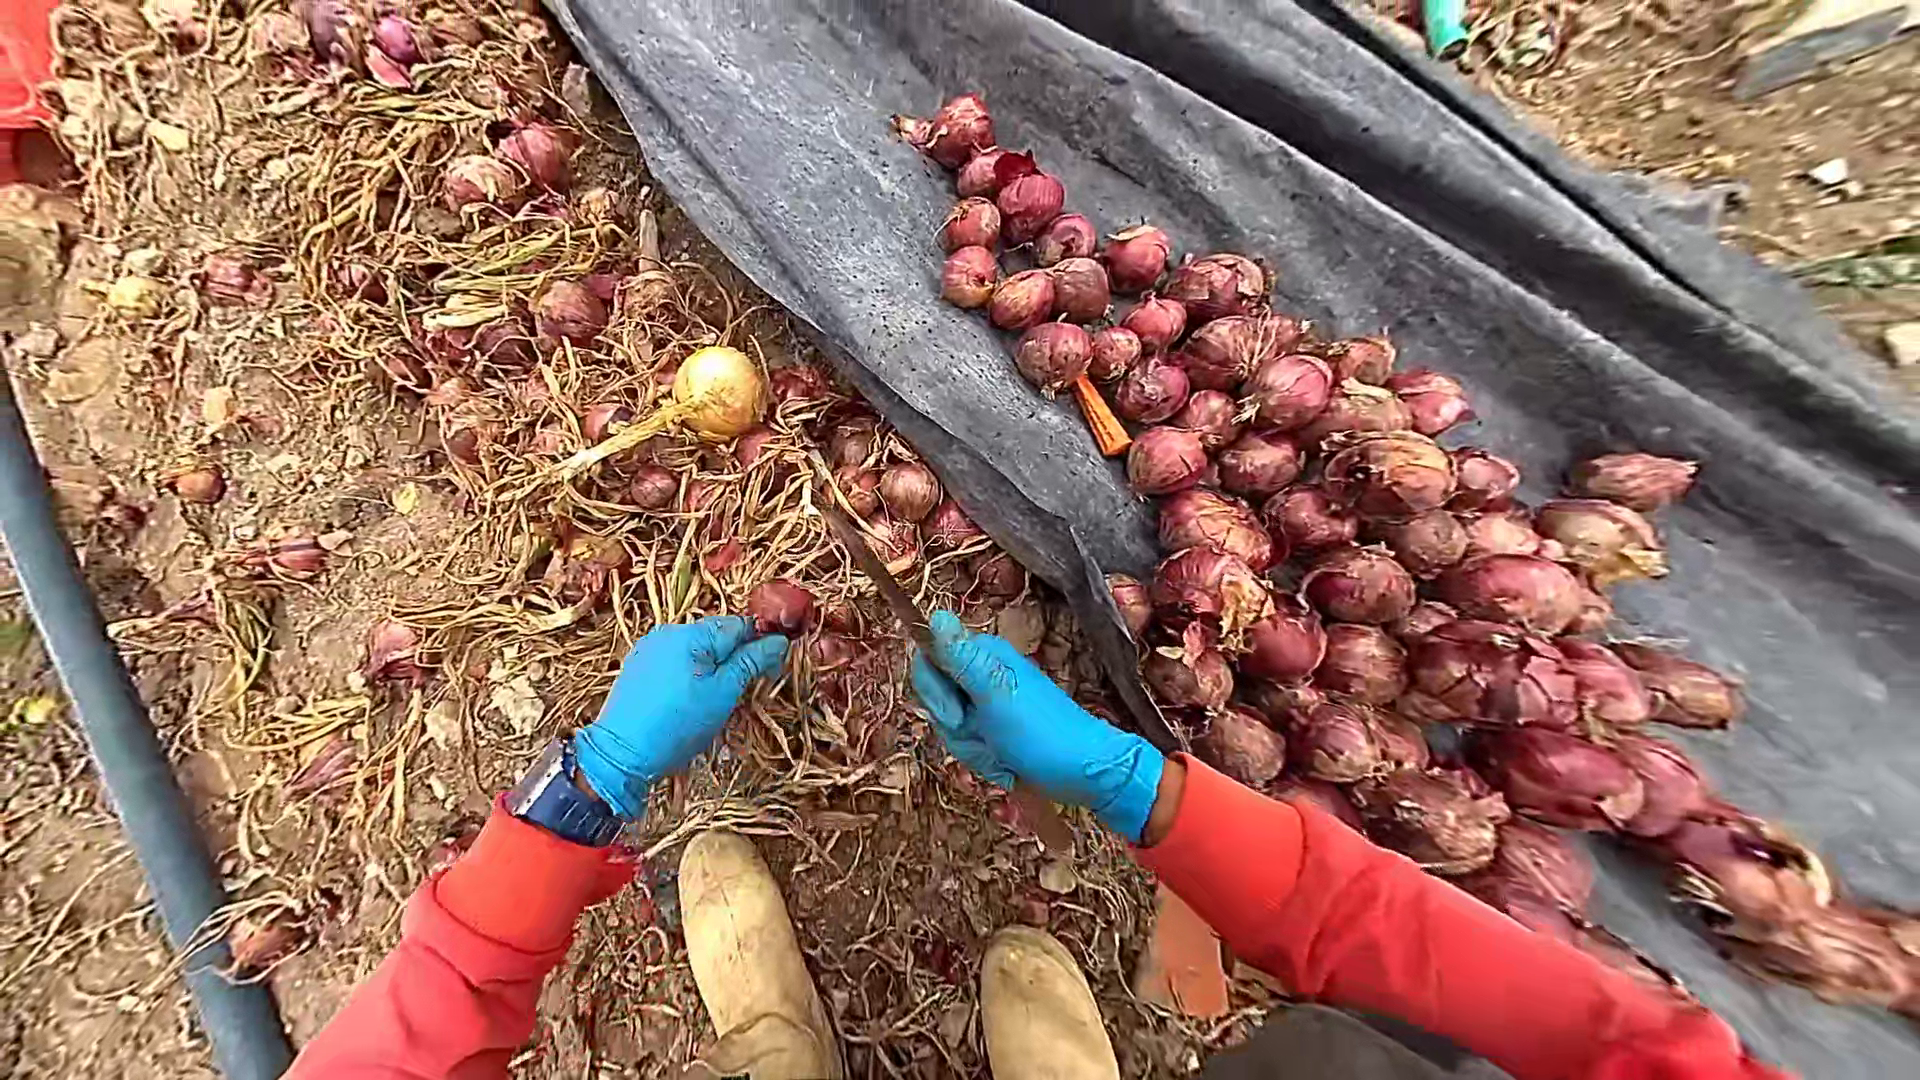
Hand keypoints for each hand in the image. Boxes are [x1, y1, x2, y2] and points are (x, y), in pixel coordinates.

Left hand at [573, 616, 788, 819]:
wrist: (621, 756)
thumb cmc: (678, 723)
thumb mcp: (725, 692)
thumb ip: (752, 660)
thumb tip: (780, 641)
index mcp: (692, 633)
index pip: (740, 625)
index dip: (761, 643)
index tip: (772, 666)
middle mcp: (670, 632)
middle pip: (719, 635)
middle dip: (737, 656)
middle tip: (746, 687)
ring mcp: (651, 648)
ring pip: (699, 649)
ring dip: (716, 666)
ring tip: (718, 697)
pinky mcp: (640, 666)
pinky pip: (678, 660)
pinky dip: (693, 673)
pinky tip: (692, 698)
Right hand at [909, 610, 1163, 841]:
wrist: (1085, 772)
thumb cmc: (1041, 732)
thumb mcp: (994, 694)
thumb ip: (960, 657)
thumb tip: (934, 616)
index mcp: (981, 654)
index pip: (927, 660)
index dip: (932, 691)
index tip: (956, 715)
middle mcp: (981, 672)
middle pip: (935, 697)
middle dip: (955, 727)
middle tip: (982, 735)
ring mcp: (987, 702)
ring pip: (949, 725)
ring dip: (970, 748)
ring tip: (999, 755)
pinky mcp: (994, 729)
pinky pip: (967, 743)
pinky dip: (983, 759)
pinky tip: (1005, 765)